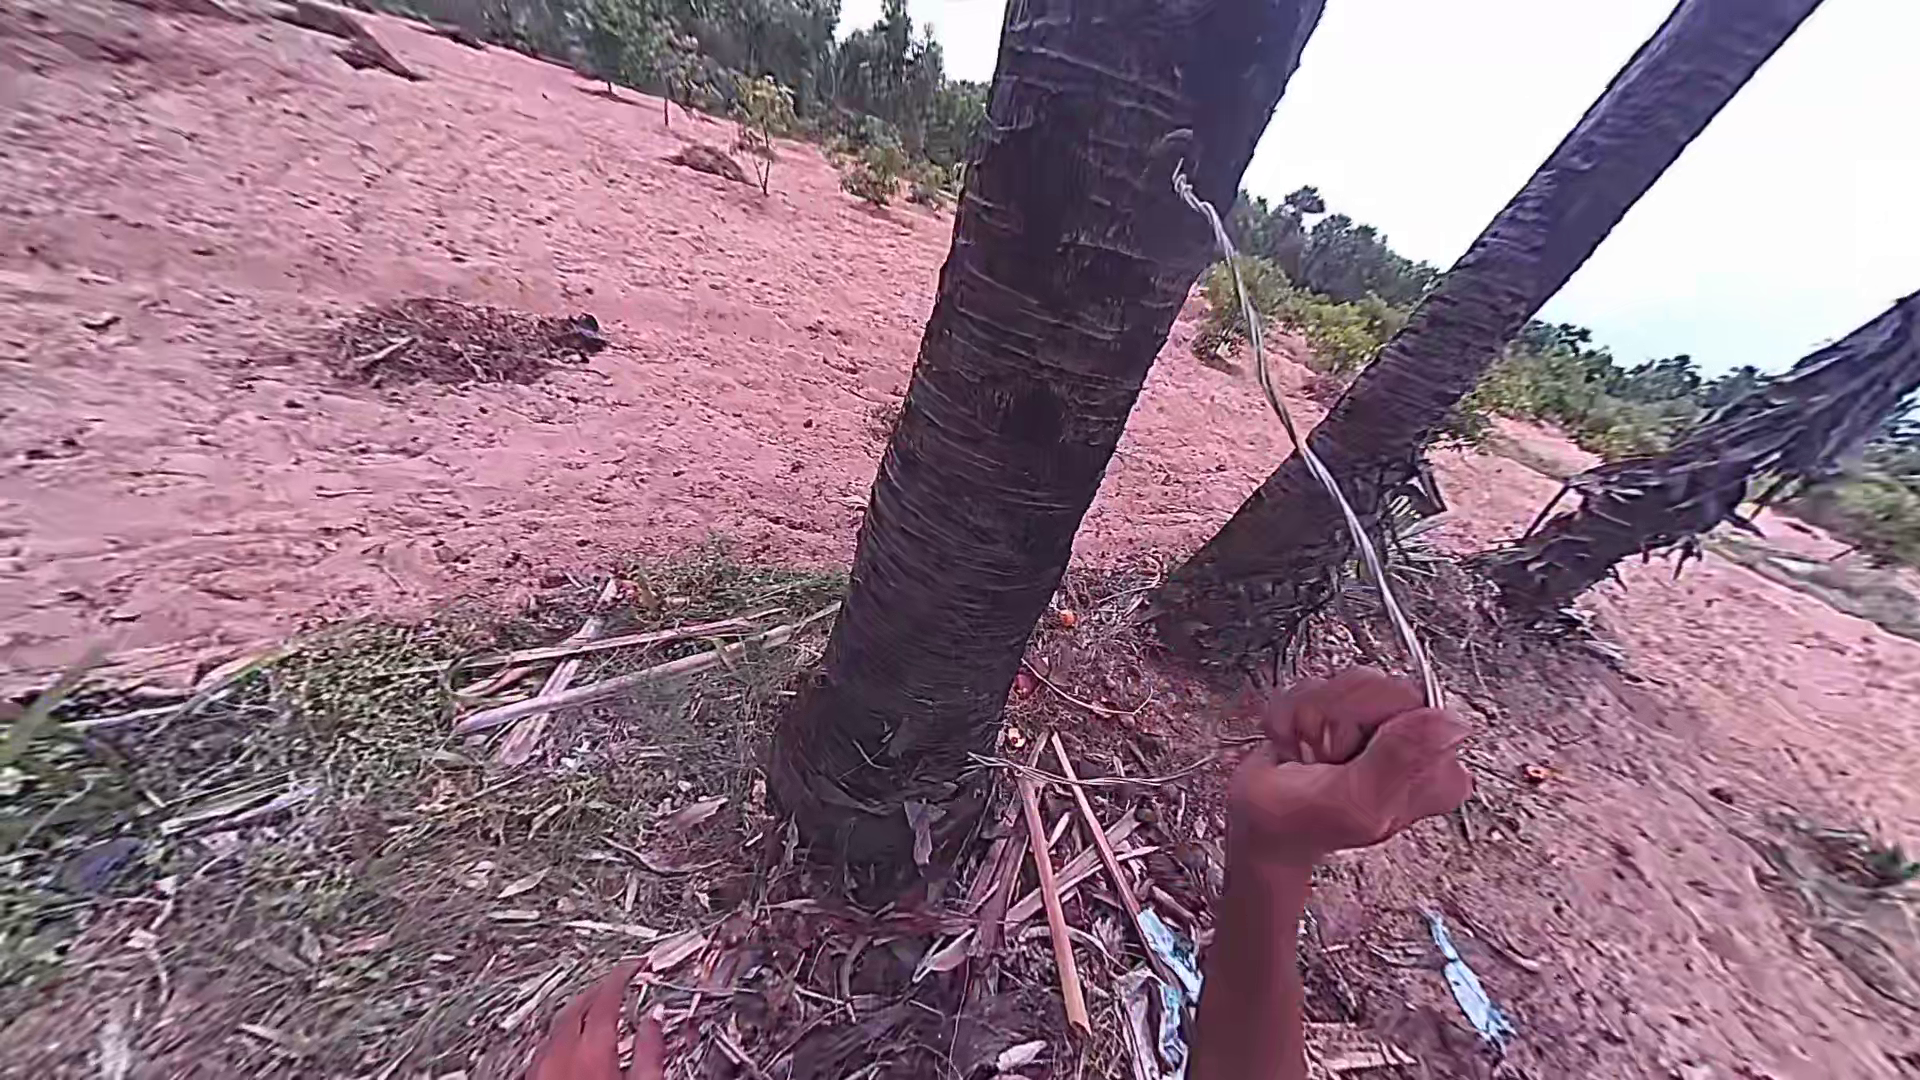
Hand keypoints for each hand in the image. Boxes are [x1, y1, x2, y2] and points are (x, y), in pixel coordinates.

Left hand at [527, 961, 664, 1079]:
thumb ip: (650, 1048)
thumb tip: (655, 1016)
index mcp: (591, 1050)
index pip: (607, 994)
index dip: (623, 973)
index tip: (635, 965)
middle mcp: (558, 1057)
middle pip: (577, 1006)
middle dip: (599, 989)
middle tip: (619, 981)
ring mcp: (537, 1074)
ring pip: (556, 1028)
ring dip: (577, 1012)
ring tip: (596, 1009)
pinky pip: (542, 1051)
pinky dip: (559, 1038)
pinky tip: (571, 1044)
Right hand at [1229, 667, 1470, 870]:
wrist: (1254, 824)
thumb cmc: (1298, 826)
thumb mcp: (1353, 803)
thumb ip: (1400, 761)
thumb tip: (1451, 724)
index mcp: (1431, 771)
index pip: (1411, 701)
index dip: (1364, 718)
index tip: (1341, 751)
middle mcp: (1408, 746)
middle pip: (1371, 684)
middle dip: (1328, 716)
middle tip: (1321, 755)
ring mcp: (1369, 728)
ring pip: (1337, 682)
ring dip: (1303, 716)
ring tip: (1303, 753)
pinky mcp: (1334, 716)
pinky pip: (1308, 686)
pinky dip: (1287, 715)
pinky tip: (1290, 745)